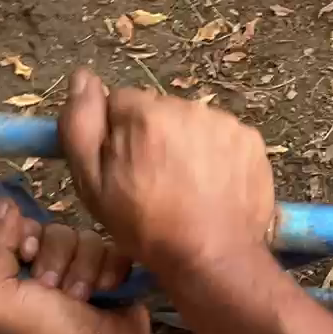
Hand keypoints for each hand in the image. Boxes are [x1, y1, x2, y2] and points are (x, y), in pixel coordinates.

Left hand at [0, 200, 150, 333]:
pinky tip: (107, 293)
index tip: (27, 262)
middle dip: (58, 262)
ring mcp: (85, 270)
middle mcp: (48, 266)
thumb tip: (4, 205)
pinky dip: (112, 271)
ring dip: (85, 271)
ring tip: (83, 300)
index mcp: (13, 270)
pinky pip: (118, 250)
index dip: (28, 239)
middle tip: (56, 295)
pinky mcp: (117, 276)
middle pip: (59, 230)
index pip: (25, 225)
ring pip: (90, 239)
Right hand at [58, 70, 275, 283]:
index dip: (116, 135)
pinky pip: (222, 138)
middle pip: (159, 111)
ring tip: (185, 187)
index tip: (123, 166)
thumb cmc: (146, 226)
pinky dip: (215, 155)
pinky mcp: (251, 140)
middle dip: (152, 137)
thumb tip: (82, 77)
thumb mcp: (93, 182)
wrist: (214, 256)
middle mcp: (190, 107)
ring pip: (192, 124)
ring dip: (185, 145)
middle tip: (154, 182)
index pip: (119, 103)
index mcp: (147, 113)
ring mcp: (226, 123)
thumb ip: (81, 123)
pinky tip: (211, 186)